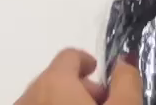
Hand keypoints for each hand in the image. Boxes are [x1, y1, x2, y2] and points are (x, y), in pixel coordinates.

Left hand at [14, 49, 139, 104]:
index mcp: (54, 82)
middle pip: (54, 78)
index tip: (99, 72)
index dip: (86, 60)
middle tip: (100, 103)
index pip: (68, 56)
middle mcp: (29, 94)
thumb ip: (126, 81)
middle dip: (78, 86)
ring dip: (63, 101)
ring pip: (42, 98)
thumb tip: (124, 60)